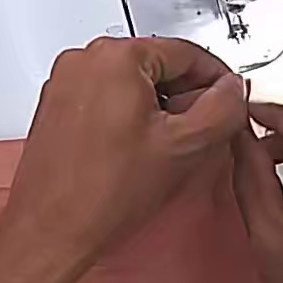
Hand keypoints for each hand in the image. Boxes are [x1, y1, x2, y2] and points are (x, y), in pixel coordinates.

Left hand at [0, 37, 247, 282]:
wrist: (51, 229)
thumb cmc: (100, 195)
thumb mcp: (184, 148)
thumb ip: (223, 109)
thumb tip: (231, 90)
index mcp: (115, 57)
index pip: (185, 52)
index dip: (216, 79)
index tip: (228, 98)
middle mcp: (83, 61)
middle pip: (156, 66)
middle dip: (183, 97)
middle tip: (198, 132)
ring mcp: (64, 84)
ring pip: (129, 84)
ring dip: (155, 110)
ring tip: (161, 150)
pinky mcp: (55, 108)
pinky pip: (103, 100)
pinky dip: (126, 119)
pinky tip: (133, 153)